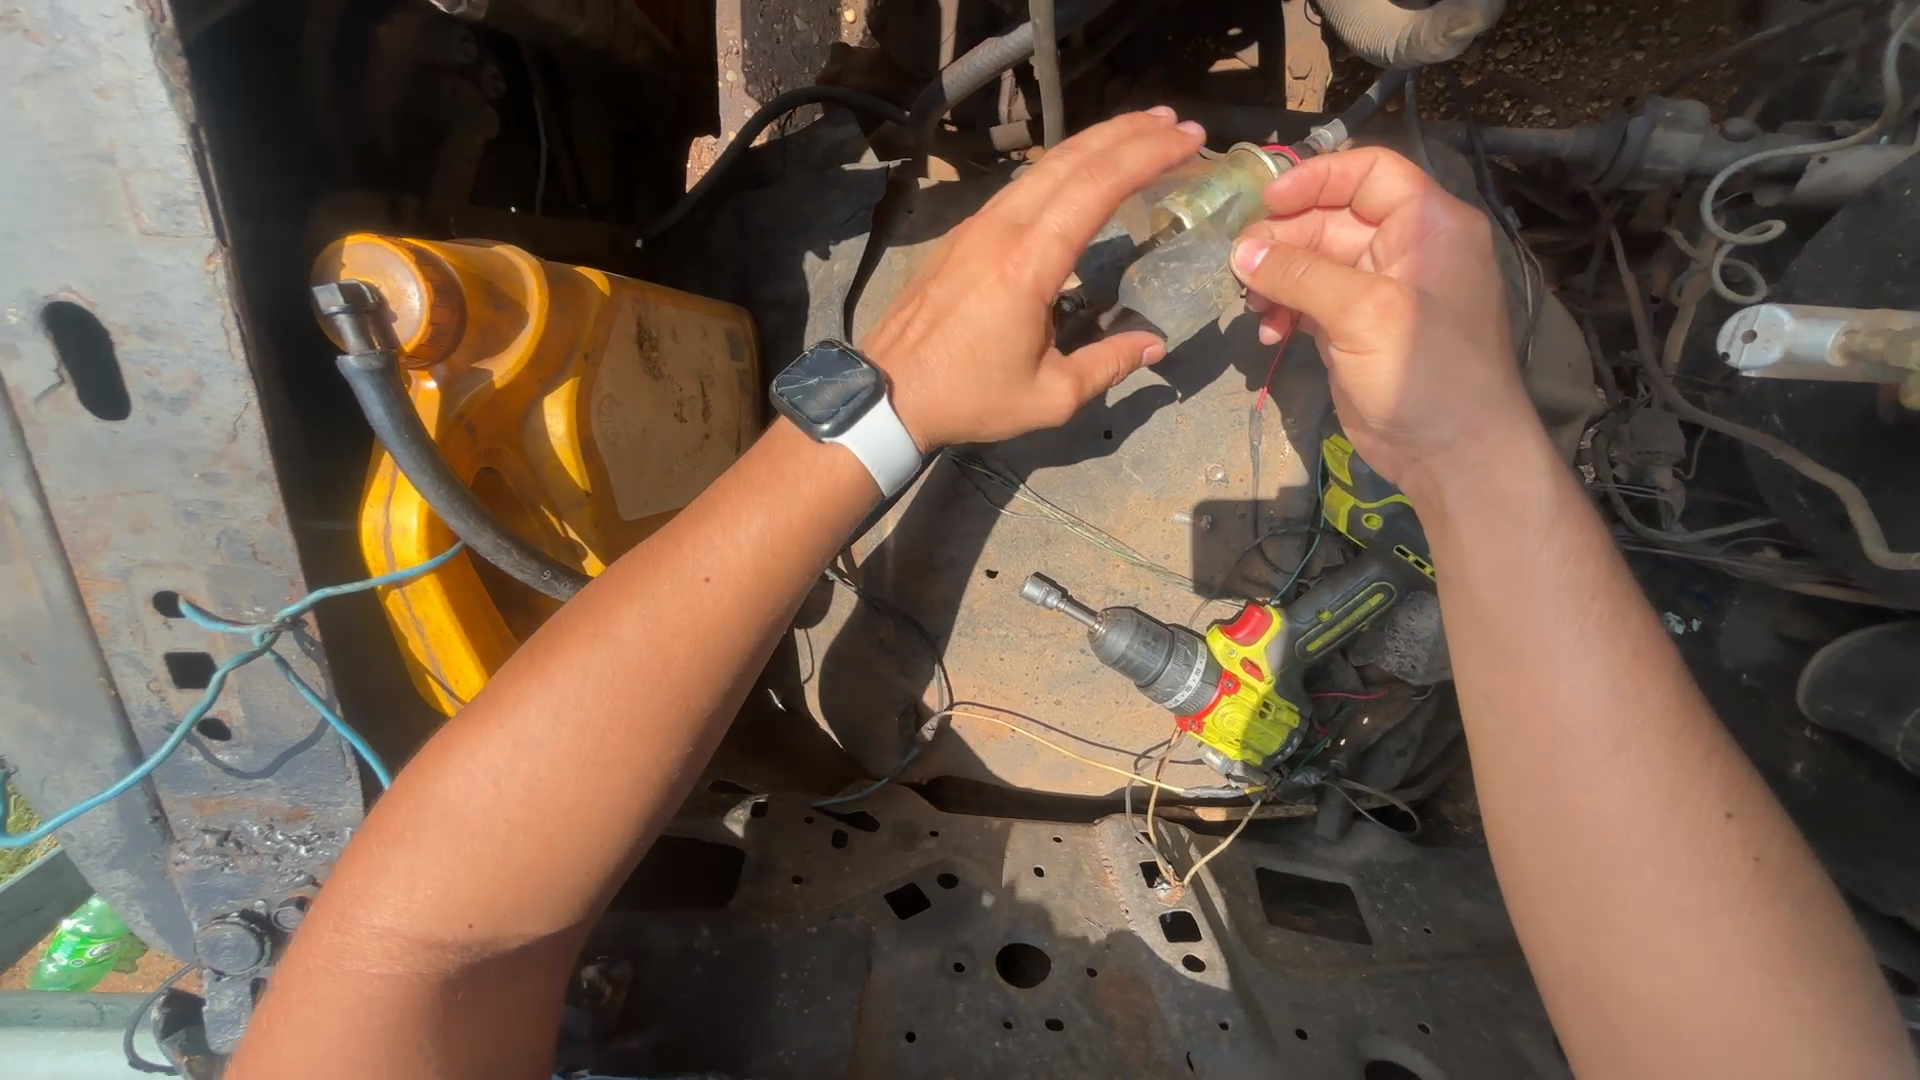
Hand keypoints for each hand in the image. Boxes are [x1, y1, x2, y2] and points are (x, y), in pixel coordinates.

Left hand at [862, 109, 1205, 449]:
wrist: (888, 394)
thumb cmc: (968, 398)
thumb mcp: (1049, 396)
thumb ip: (1108, 365)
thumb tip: (1154, 345)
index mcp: (1028, 263)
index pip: (1098, 185)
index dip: (1148, 155)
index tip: (1189, 140)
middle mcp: (1001, 229)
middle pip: (1071, 158)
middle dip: (1128, 132)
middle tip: (1174, 124)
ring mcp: (974, 227)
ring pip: (1040, 167)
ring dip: (1092, 145)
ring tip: (1135, 137)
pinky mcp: (958, 237)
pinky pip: (1017, 188)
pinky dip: (1058, 171)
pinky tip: (1075, 179)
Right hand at [1230, 147, 1537, 495]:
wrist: (1449, 451)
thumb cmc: (1424, 370)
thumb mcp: (1364, 312)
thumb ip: (1300, 276)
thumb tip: (1239, 251)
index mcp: (1426, 225)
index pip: (1368, 174)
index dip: (1315, 179)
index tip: (1264, 202)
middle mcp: (1401, 251)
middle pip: (1329, 221)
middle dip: (1282, 242)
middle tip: (1239, 268)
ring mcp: (1375, 295)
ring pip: (1311, 266)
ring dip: (1276, 282)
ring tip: (1252, 308)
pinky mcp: (1352, 332)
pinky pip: (1308, 306)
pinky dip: (1284, 314)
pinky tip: (1267, 335)